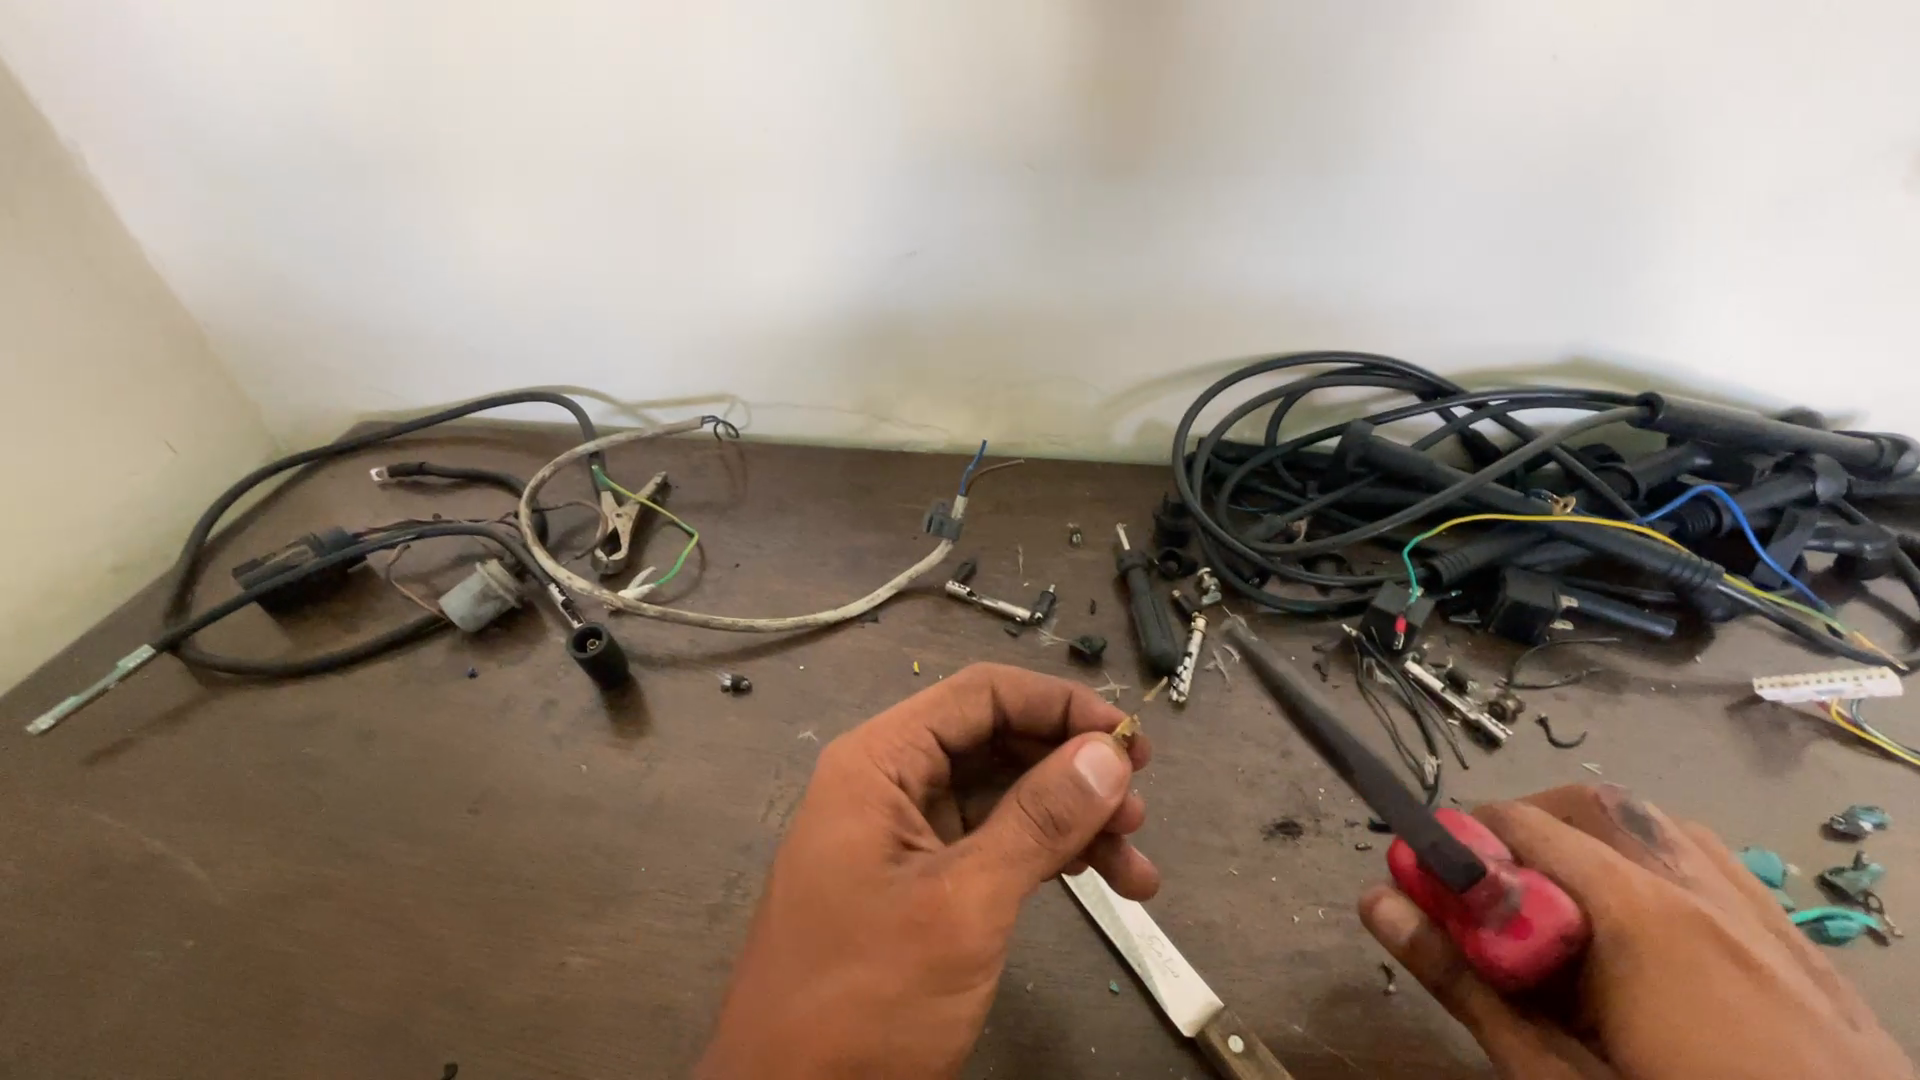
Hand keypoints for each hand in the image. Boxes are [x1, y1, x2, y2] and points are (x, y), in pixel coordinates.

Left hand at [695, 663, 1156, 1079]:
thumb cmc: (865, 997)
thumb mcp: (963, 905)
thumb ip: (1037, 821)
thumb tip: (1107, 753)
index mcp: (880, 762)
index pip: (981, 696)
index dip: (1059, 706)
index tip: (1128, 740)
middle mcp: (891, 782)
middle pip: (997, 741)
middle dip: (1072, 768)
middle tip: (1139, 803)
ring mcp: (906, 833)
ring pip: (1004, 795)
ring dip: (1072, 818)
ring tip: (1137, 860)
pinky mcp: (921, 879)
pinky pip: (994, 842)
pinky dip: (1048, 855)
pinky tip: (1106, 880)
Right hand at [1360, 783, 1913, 1078]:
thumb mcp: (1556, 1076)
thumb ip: (1464, 980)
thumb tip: (1375, 900)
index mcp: (1641, 918)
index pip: (1525, 827)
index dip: (1464, 837)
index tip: (1431, 876)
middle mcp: (1707, 898)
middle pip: (1595, 806)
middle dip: (1527, 826)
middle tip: (1490, 890)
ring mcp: (1769, 925)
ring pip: (1662, 829)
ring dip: (1595, 842)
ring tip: (1564, 905)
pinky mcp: (1812, 961)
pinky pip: (1724, 871)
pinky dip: (1662, 869)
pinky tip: (1648, 931)